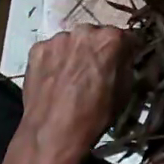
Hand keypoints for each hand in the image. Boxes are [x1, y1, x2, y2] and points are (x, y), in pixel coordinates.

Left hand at [0, 26, 129, 163]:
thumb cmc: (95, 115)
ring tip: (70, 78)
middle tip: (94, 71)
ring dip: (74, 54)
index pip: (124, 37)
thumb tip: (124, 57)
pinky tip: (54, 80)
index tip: (123, 62)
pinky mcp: (37, 49)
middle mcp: (84, 31)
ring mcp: (58, 38)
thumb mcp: (124, 92)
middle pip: (95, 36)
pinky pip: (51, 51)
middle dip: (97, 50)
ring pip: (72, 42)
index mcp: (110, 39)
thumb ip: (126, 66)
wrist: (53, 133)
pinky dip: (54, 61)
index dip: (125, 51)